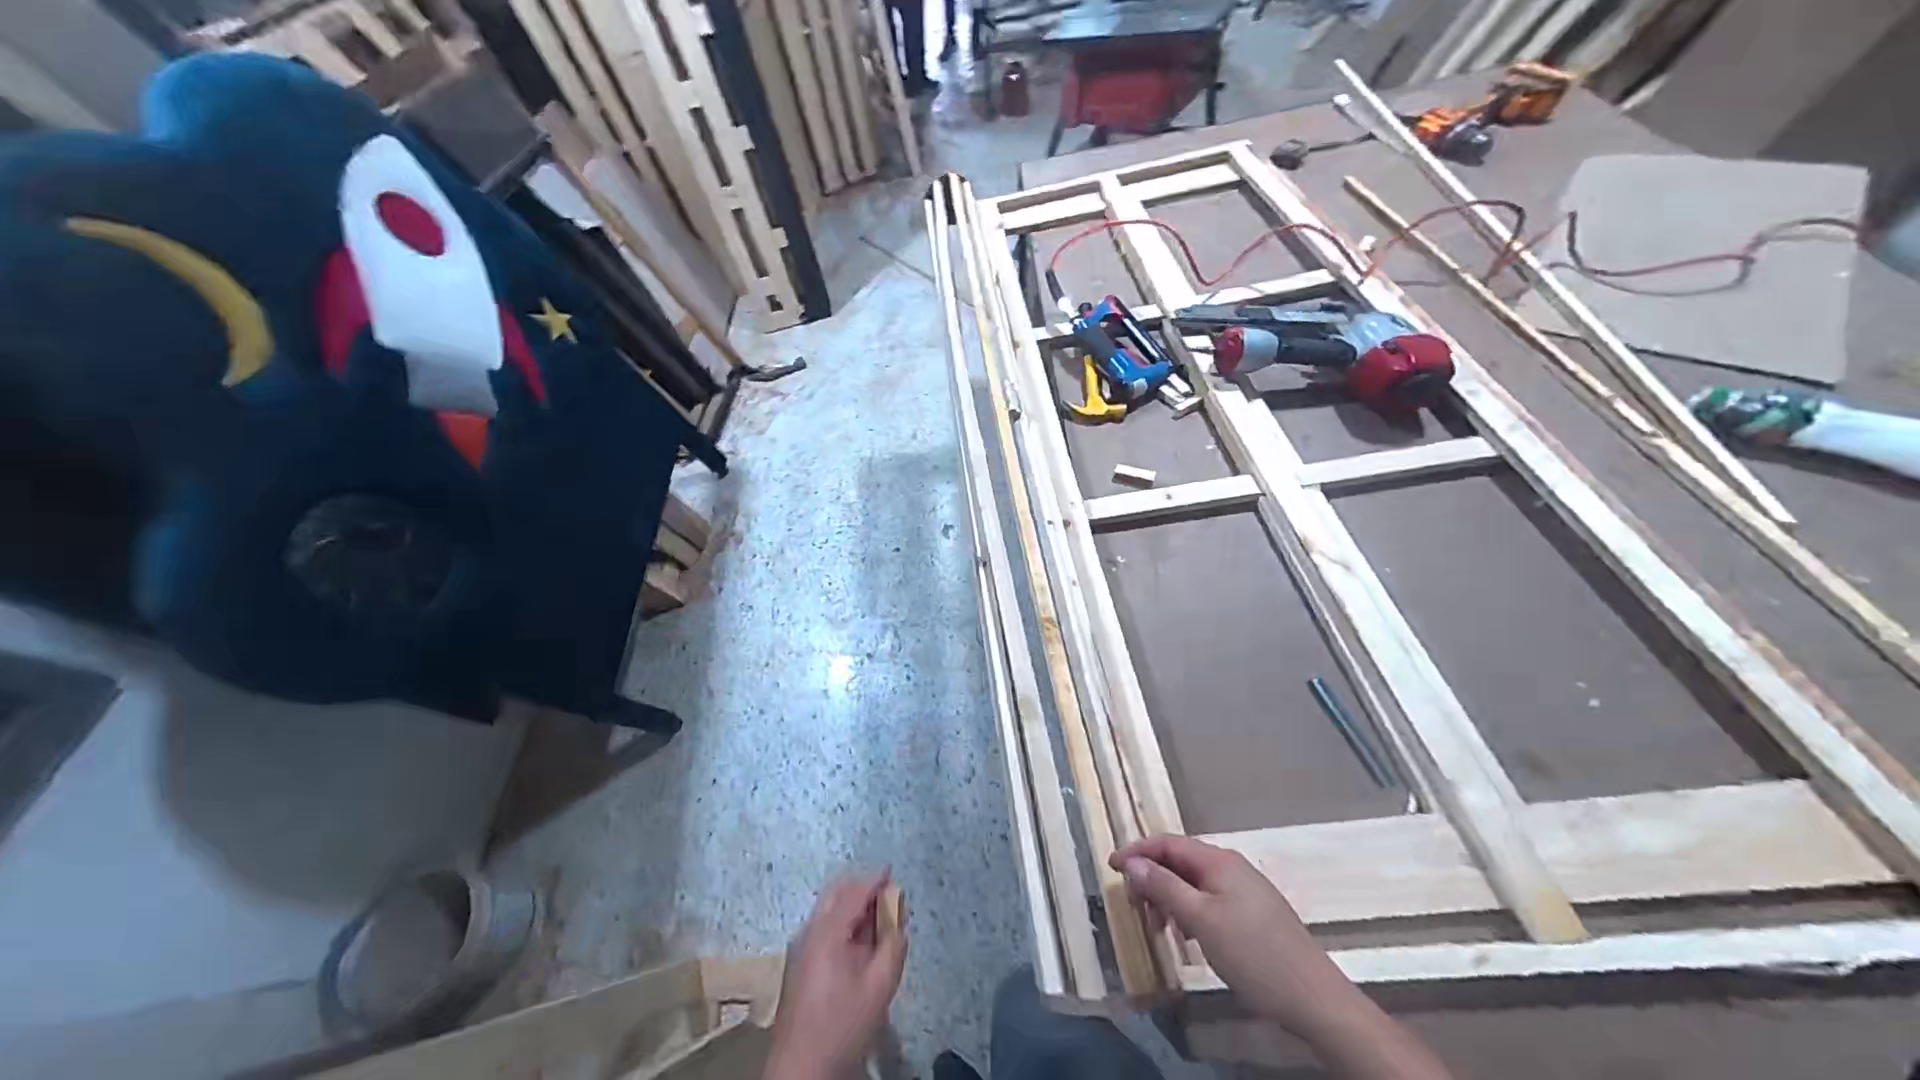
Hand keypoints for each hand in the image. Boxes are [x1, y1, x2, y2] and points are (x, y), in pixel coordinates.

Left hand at [764, 872, 907, 1079]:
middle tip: (887, 896)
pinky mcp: (800, 964)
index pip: (853, 892)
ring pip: (829, 909)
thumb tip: (898, 924)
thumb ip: (894, 948)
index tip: (892, 872)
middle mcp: (809, 932)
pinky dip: (845, 921)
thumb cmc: (842, 1025)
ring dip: (853, 905)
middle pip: (836, 893)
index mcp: (827, 932)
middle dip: (862, 888)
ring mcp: (801, 947)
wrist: (801, 1068)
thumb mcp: (880, 987)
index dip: (875, 879)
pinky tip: (861, 942)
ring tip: (879, 918)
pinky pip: (825, 927)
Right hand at [1109, 834, 1355, 1035]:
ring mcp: (1245, 889)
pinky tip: (1188, 936)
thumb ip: (1163, 886)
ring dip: (1169, 898)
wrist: (1314, 998)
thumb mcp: (1199, 919)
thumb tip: (1132, 861)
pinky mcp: (1253, 913)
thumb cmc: (1252, 954)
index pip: (1167, 843)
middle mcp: (1231, 866)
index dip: (1137, 851)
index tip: (1111, 868)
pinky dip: (1189, 911)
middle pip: (1179, 861)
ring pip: (1193, 882)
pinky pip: (1209, 899)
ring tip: (1159, 928)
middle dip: (1152, 879)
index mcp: (1218, 861)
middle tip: (1135, 908)